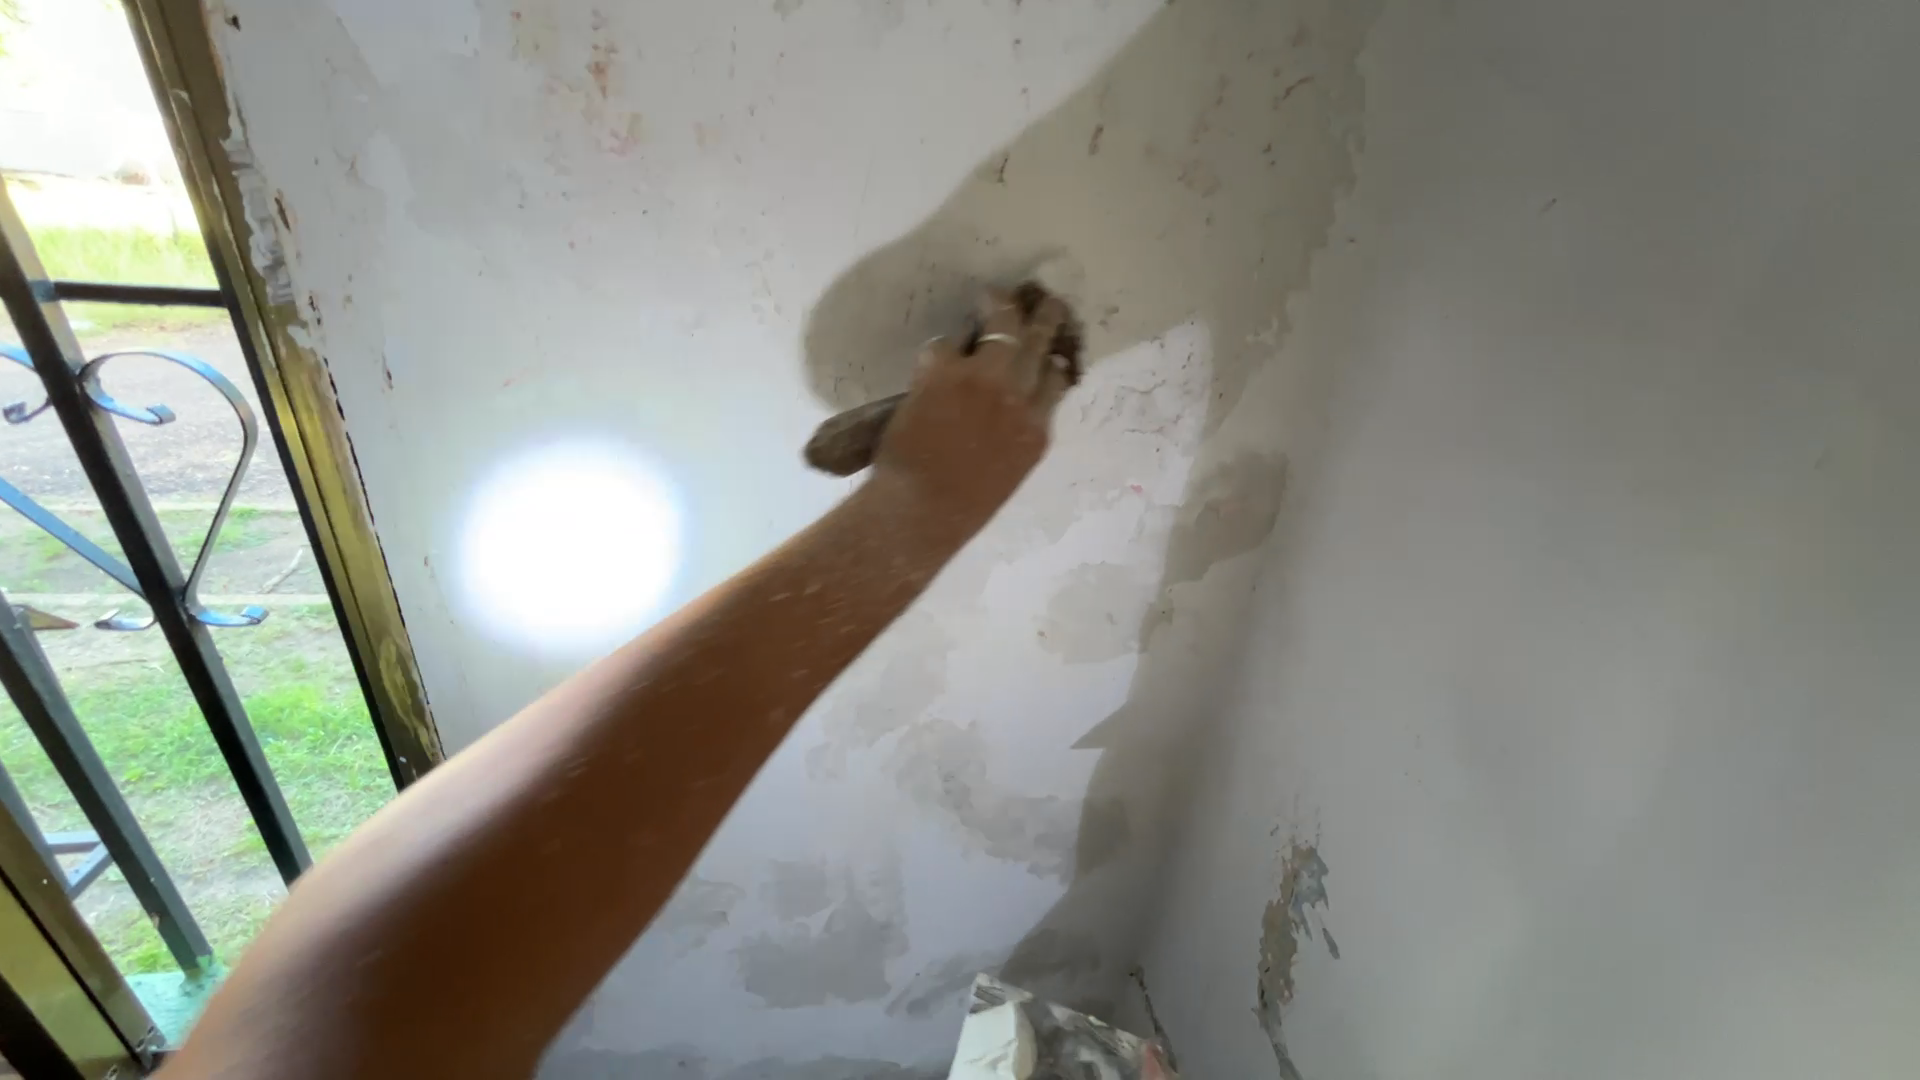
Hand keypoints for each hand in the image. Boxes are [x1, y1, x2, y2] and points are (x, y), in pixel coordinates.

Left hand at [872, 284, 1078, 529]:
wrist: (919, 508)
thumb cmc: (962, 506)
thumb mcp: (1008, 471)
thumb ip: (1018, 435)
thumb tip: (1013, 408)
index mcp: (1036, 431)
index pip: (1056, 379)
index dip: (1053, 360)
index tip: (1050, 350)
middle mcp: (1018, 397)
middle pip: (1039, 342)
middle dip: (1045, 317)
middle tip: (1046, 302)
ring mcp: (983, 378)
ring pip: (1003, 325)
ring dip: (999, 306)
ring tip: (993, 297)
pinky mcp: (944, 369)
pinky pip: (946, 344)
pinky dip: (941, 351)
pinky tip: (934, 359)